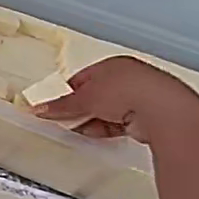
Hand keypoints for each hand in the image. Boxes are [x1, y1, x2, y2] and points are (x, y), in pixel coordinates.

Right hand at [32, 55, 198, 143]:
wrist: (161, 110)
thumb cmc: (120, 93)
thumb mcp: (82, 99)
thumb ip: (59, 106)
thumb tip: (37, 109)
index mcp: (112, 65)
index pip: (81, 79)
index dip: (66, 94)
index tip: (55, 107)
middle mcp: (127, 77)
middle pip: (93, 96)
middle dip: (79, 110)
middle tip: (65, 120)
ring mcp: (140, 96)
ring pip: (106, 110)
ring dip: (92, 121)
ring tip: (81, 129)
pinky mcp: (148, 114)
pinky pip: (119, 122)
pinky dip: (107, 128)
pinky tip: (98, 133)